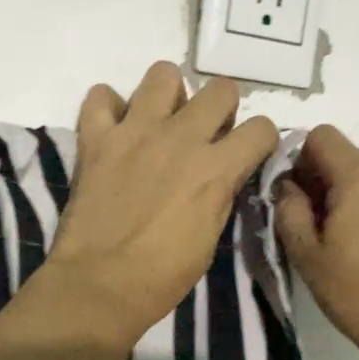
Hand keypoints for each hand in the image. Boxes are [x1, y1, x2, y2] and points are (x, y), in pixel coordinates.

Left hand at [45, 61, 277, 343]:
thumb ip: (219, 195)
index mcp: (216, 169)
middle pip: (220, 89)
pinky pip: (101, 95)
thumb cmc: (162, 277)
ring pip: (163, 74)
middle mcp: (181, 138)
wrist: (100, 285)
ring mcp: (136, 132)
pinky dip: (109, 106)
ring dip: (168, 95)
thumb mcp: (210, 239)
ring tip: (160, 122)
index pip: (261, 127)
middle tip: (205, 134)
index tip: (248, 153)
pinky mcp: (97, 139)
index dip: (259, 141)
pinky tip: (115, 128)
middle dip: (220, 109)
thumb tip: (223, 175)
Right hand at [274, 125, 358, 359]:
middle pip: (350, 155)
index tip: (300, 198)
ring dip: (358, 194)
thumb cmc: (355, 293)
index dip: (302, 161)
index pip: (322, 136)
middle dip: (329, 180)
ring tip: (355, 240)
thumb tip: (290, 186)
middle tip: (322, 227)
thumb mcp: (306, 255)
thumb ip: (289, 209)